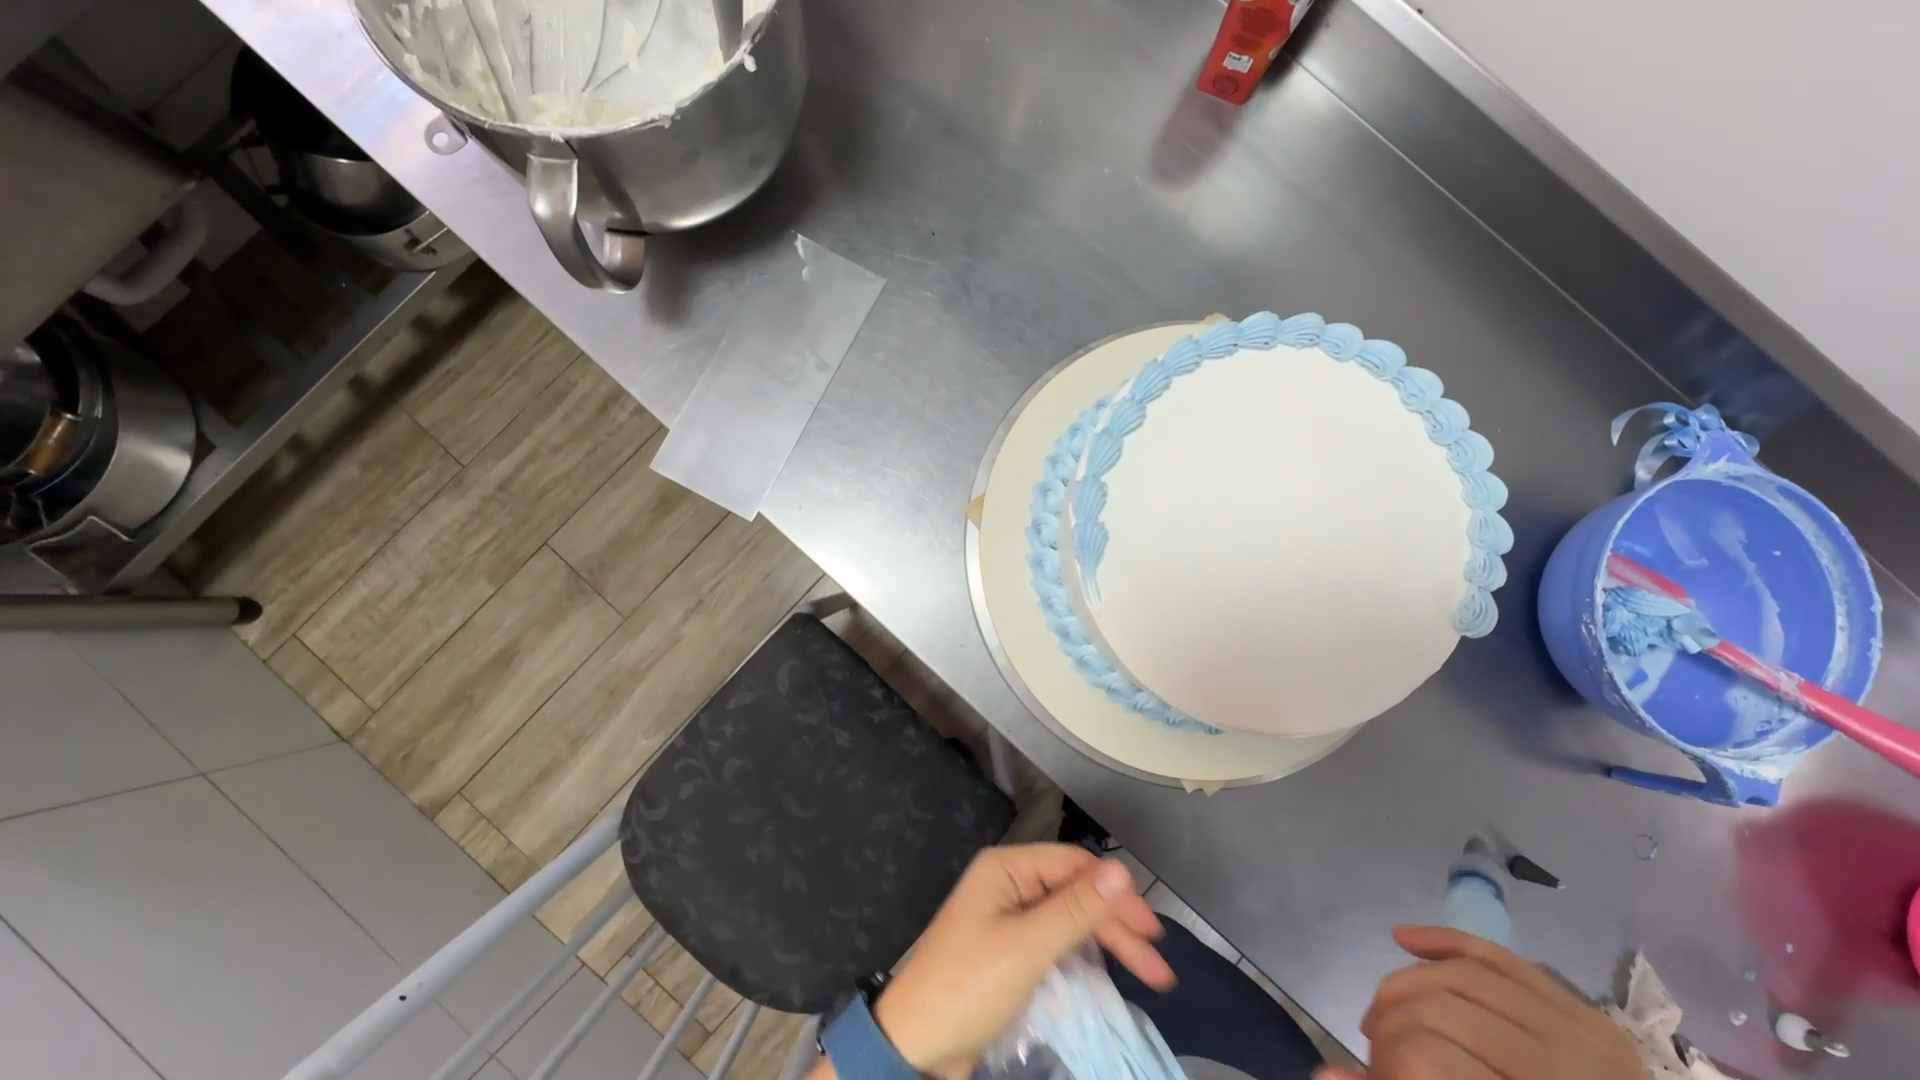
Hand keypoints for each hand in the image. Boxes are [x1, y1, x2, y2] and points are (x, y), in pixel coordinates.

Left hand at [872, 844, 1174, 1079]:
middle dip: (1117, 926)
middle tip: (1157, 966)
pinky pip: (1056, 942)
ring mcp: (1008, 918)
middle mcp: (1008, 885)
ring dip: (1108, 944)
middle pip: (1076, 894)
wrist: (915, 1044)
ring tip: (1150, 976)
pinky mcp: (1009, 950)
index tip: (1152, 932)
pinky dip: (1084, 957)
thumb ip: (1076, 909)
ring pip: (1070, 920)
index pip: (1075, 866)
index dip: (1117, 895)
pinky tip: (1108, 973)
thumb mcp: (1026, 947)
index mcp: (1006, 869)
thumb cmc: (966, 988)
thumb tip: (1122, 870)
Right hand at [1320, 926, 1642, 1079]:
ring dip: (1405, 986)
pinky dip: (1449, 943)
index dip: (1387, 1062)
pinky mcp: (1592, 1020)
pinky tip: (1403, 938)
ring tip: (1384, 1014)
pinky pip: (1507, 960)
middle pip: (1439, 1011)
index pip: (1426, 1057)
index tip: (1374, 1074)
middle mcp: (1566, 1074)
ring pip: (1465, 976)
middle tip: (1375, 1051)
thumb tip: (1325, 1073)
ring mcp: (1586, 1042)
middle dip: (1388, 1024)